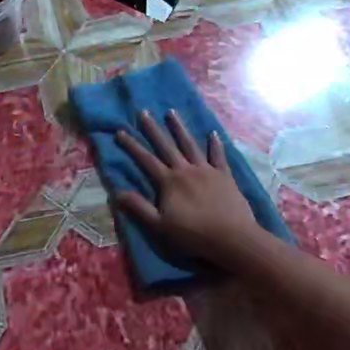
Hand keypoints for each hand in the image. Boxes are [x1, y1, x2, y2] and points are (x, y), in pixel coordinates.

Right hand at [112, 110, 262, 266]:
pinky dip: (215, 144)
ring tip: (172, 112)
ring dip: (180, 128)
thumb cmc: (194, 235)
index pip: (146, 159)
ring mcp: (206, 170)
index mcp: (169, 182)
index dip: (132, 146)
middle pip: (167, 145)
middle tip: (144, 111)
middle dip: (154, 129)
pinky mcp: (224, 175)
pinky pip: (218, 156)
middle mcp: (186, 170)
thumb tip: (117, 192)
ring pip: (190, 144)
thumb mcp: (160, 226)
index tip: (121, 131)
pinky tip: (213, 133)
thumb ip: (139, 208)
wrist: (232, 238)